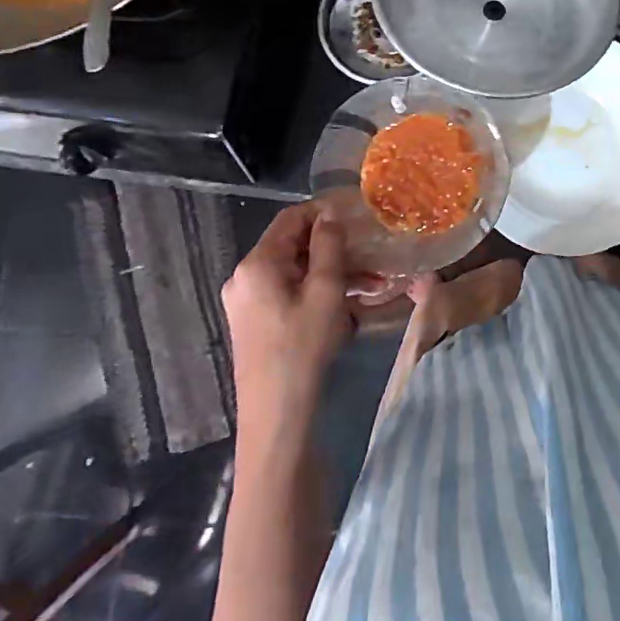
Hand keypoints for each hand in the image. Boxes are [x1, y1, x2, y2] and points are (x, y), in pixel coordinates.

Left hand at [221, 201, 358, 435]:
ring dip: (332, 271)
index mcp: (258, 264)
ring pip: (295, 270)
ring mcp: (247, 300)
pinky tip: (350, 301)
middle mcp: (245, 277)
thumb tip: (330, 216)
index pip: (290, 219)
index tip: (359, 216)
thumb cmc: (304, 344)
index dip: (324, 212)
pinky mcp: (255, 320)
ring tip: (374, 284)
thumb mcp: (326, 290)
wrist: (276, 408)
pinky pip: (289, 291)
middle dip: (334, 246)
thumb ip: (329, 247)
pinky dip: (318, 289)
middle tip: (373, 254)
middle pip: (293, 245)